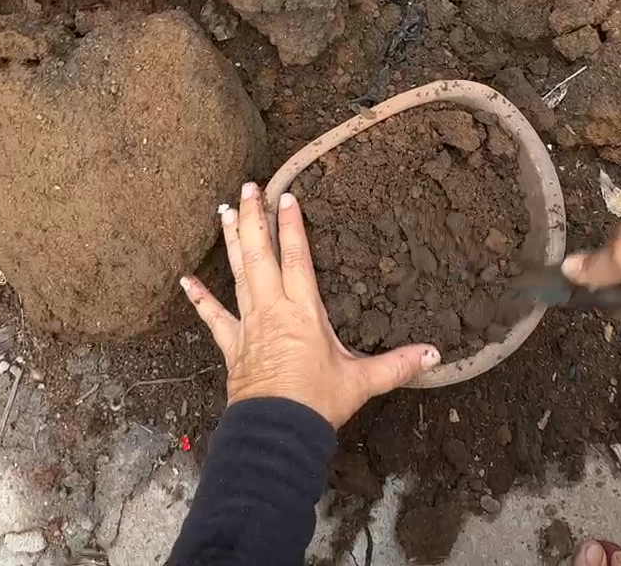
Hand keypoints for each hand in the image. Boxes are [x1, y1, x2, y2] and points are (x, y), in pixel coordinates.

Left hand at [181, 183, 441, 427]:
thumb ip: (398, 364)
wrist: (276, 434)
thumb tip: (434, 355)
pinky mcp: (233, 345)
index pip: (296, 256)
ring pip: (238, 273)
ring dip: (231, 241)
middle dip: (254, 217)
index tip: (286, 196)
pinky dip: (199, 298)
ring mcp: (249, 324)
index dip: (292, 224)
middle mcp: (273, 308)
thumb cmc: (317, 403)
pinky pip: (213, 317)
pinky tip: (186, 280)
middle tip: (248, 186)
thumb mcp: (363, 381)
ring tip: (223, 210)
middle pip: (260, 253)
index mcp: (303, 310)